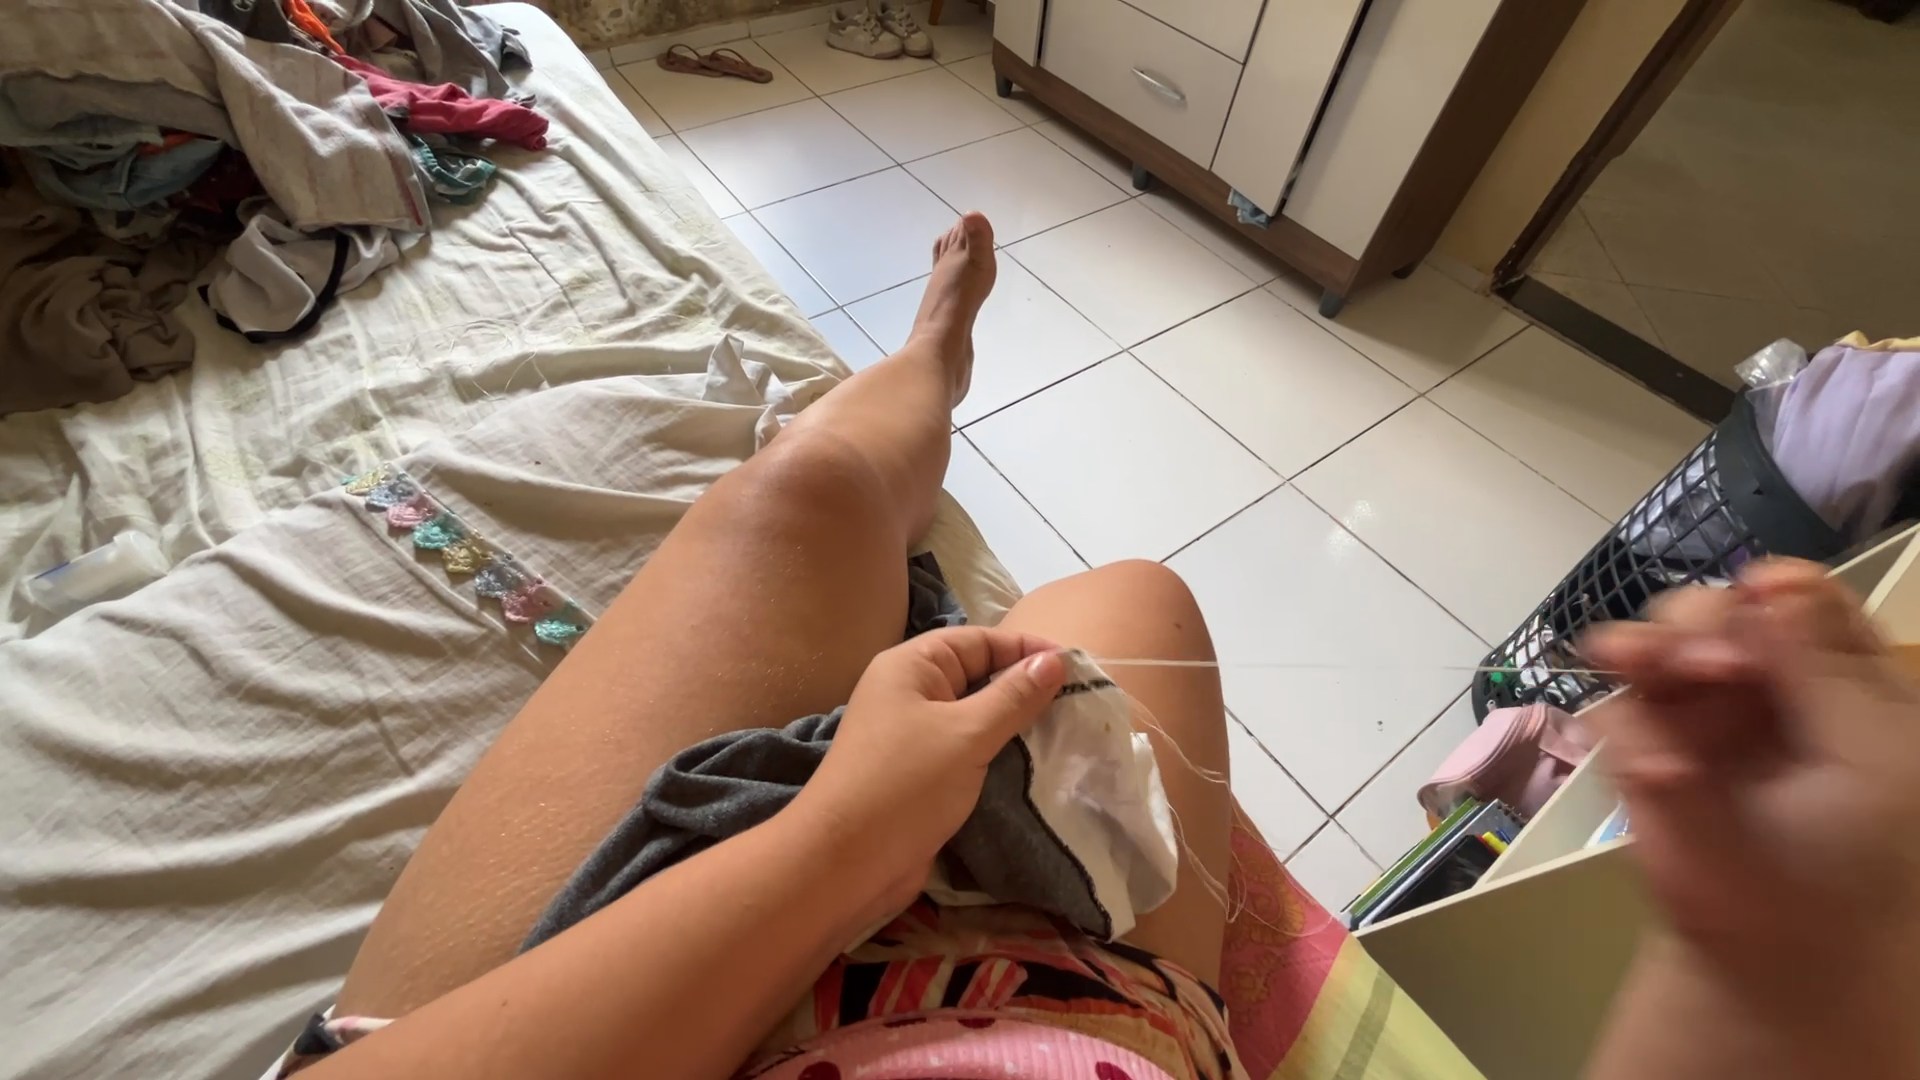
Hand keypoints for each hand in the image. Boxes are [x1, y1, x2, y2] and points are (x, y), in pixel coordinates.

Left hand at [783, 627, 1067, 922]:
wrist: (844, 865)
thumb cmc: (905, 785)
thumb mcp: (966, 734)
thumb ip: (1013, 696)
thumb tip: (1054, 660)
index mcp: (911, 665)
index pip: (979, 641)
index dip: (1026, 649)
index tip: (1076, 666)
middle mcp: (910, 690)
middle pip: (977, 673)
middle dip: (1023, 684)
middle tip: (1077, 700)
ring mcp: (913, 732)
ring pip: (974, 713)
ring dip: (1013, 720)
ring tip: (1064, 729)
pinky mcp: (920, 770)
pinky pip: (966, 746)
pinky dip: (996, 749)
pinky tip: (1030, 761)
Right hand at [1582, 560, 1919, 1020]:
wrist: (1771, 942)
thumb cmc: (1853, 856)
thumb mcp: (1874, 759)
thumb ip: (1829, 669)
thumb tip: (1775, 576)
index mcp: (1828, 679)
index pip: (1794, 603)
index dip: (1772, 590)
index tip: (1759, 593)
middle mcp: (1751, 682)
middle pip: (1703, 610)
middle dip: (1693, 621)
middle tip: (1706, 661)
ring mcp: (1683, 710)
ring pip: (1638, 643)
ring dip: (1636, 648)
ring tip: (1636, 666)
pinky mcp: (1629, 743)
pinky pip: (1611, 711)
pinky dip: (1627, 736)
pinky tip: (1660, 773)